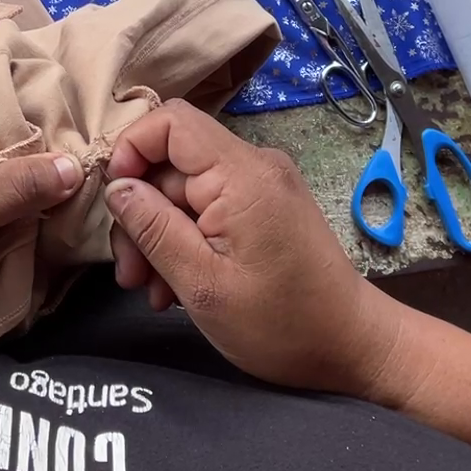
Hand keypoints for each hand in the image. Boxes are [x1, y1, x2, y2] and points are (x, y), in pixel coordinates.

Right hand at [104, 102, 417, 402]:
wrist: (355, 350)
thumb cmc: (282, 325)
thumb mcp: (204, 285)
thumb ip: (153, 229)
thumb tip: (115, 187)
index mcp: (242, 174)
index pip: (171, 120)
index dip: (132, 148)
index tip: (115, 200)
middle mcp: (253, 165)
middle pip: (171, 163)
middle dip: (141, 213)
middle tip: (129, 274)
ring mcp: (259, 184)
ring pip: (183, 189)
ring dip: (158, 235)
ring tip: (150, 290)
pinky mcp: (262, 205)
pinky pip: (206, 206)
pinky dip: (185, 239)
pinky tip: (175, 286)